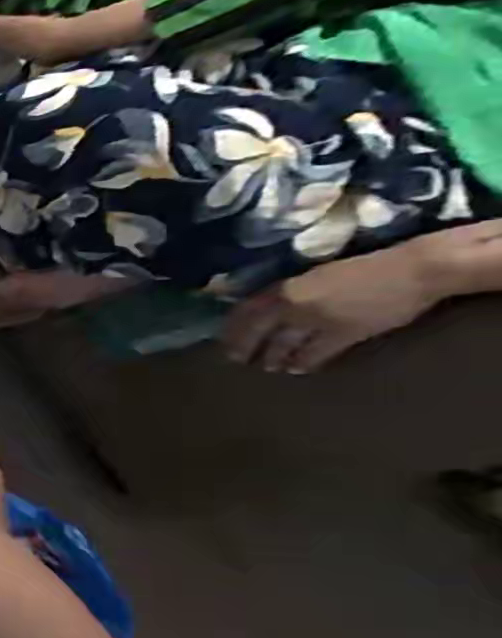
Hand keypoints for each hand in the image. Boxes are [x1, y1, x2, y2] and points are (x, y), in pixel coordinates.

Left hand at [220, 246, 440, 373]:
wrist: (413, 270)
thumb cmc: (362, 269)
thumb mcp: (311, 276)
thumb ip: (286, 292)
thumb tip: (264, 308)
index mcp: (282, 288)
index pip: (244, 311)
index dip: (232, 328)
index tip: (223, 339)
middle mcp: (292, 305)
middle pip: (257, 331)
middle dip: (244, 346)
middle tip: (236, 360)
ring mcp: (317, 320)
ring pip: (283, 345)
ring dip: (273, 358)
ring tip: (268, 367)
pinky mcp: (345, 333)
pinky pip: (316, 352)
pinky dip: (304, 362)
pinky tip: (298, 369)